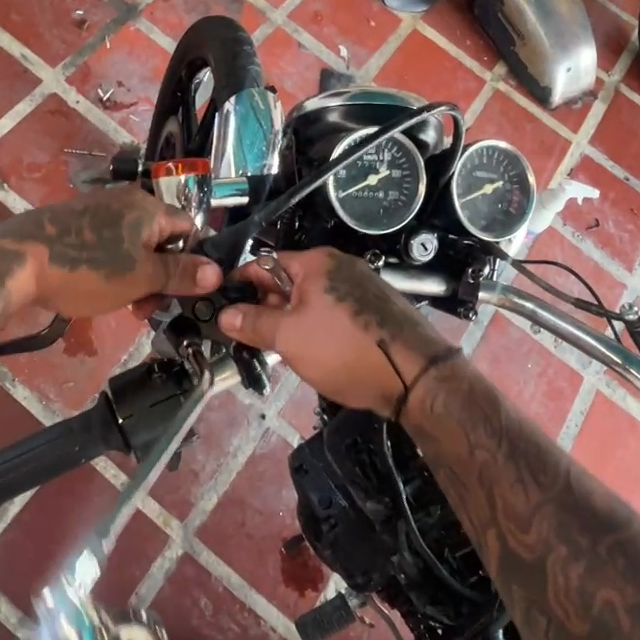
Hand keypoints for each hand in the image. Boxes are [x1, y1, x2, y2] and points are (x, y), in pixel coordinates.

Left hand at [0, 187, 220, 319]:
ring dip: (137, 278)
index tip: (183, 293)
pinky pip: (108, 246)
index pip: (189, 229)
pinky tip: (99, 292)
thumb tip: (218, 272)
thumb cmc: (86, 269)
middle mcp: (125, 201)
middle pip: (161, 240)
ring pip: (134, 247)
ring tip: (124, 306)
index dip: (192, 261)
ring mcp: (97, 211)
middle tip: (146, 309)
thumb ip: (180, 273)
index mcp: (147, 207)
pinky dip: (113, 270)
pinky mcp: (74, 225)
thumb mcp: (140, 278)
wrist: (16, 262)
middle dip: (161, 276)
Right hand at [216, 248, 453, 416]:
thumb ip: (254, 323)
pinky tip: (314, 352)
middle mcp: (339, 266)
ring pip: (310, 300)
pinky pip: (332, 312)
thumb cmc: (346, 350)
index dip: (241, 285)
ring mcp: (360, 287)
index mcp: (316, 262)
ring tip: (280, 349)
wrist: (415, 377)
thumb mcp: (290, 338)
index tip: (224, 308)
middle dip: (267, 307)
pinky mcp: (374, 309)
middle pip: (287, 280)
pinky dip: (317, 327)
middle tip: (251, 336)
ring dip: (292, 320)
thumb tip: (224, 314)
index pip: (264, 263)